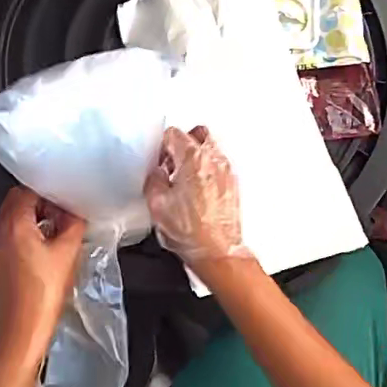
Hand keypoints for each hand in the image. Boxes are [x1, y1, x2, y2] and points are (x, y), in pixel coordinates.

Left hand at [0, 186, 85, 369]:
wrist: (22, 329)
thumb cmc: (43, 291)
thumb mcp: (68, 251)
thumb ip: (73, 224)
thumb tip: (75, 213)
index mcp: (13, 223)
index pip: (26, 190)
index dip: (48, 191)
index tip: (65, 199)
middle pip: (17, 202)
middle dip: (41, 203)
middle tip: (64, 213)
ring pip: (14, 219)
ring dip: (35, 219)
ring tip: (59, 231)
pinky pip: (12, 236)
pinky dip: (28, 234)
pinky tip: (47, 248)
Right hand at [145, 126, 252, 270]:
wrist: (218, 252)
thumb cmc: (192, 232)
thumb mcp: (157, 205)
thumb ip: (153, 180)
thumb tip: (157, 174)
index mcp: (192, 159)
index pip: (174, 134)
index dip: (162, 146)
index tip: (159, 161)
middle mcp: (213, 160)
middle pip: (197, 134)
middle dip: (182, 144)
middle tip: (171, 162)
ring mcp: (226, 172)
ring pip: (210, 148)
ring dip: (195, 156)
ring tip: (183, 177)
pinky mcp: (232, 185)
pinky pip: (218, 166)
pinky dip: (207, 170)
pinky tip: (196, 189)